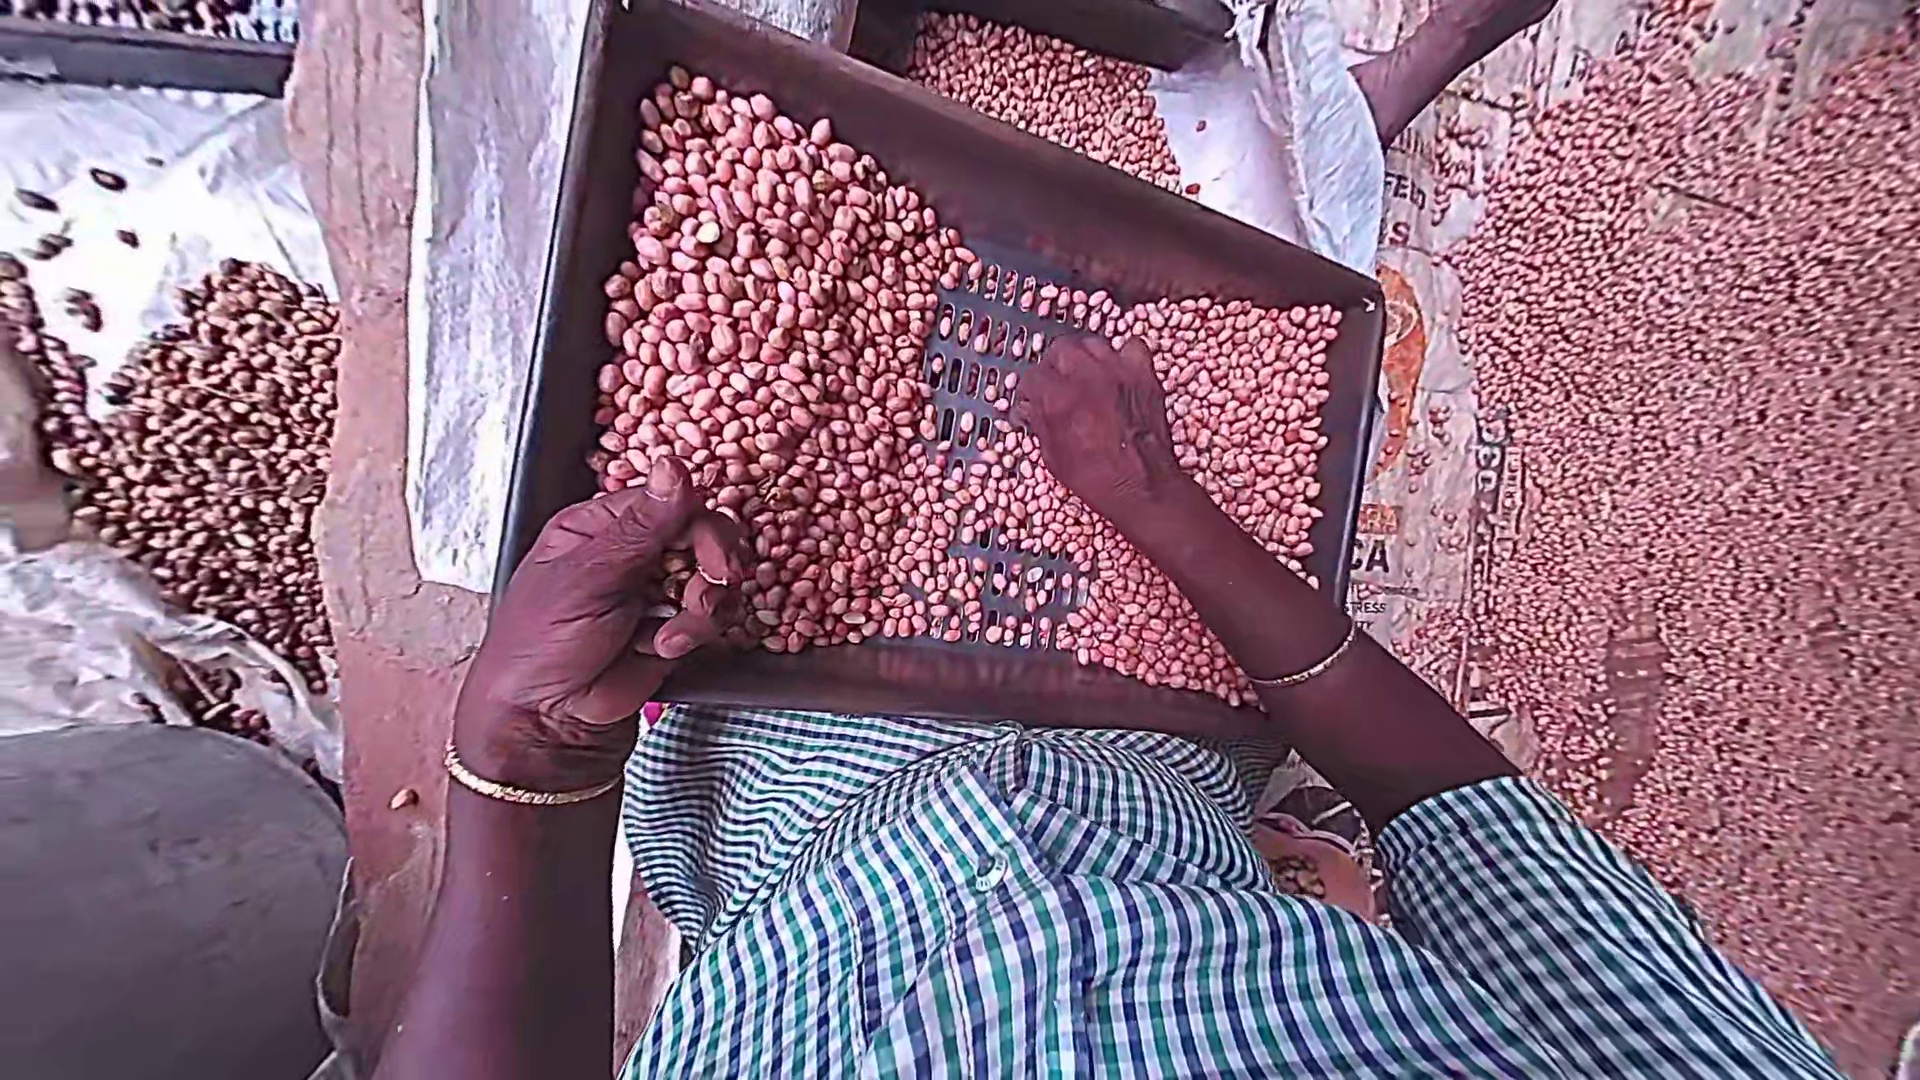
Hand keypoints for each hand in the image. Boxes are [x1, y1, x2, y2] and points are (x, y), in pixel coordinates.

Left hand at [454, 457, 743, 790]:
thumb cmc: (542, 644)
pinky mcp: (680, 621)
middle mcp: (639, 550)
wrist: (549, 721)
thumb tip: (674, 465)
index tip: (716, 560)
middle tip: (704, 595)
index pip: (674, 503)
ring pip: (717, 575)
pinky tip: (665, 647)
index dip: (702, 529)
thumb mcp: (587, 578)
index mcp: (605, 525)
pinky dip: (699, 631)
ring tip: (671, 634)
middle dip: (713, 569)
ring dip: (704, 608)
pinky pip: (716, 611)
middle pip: (707, 535)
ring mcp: (662, 586)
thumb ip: (641, 526)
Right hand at [1016, 335, 1184, 524]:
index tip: (1031, 399)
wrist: (1141, 485)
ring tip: (1083, 376)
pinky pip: (1131, 347)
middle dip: (1055, 366)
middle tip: (1055, 384)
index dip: (1030, 390)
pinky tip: (1116, 373)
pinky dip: (1122, 356)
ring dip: (1084, 358)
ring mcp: (1118, 372)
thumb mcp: (1054, 456)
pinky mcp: (1143, 375)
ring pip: (1092, 343)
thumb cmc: (1098, 478)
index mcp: (1058, 398)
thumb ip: (1040, 424)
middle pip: (1061, 350)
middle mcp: (1087, 377)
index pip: (1033, 376)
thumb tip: (1032, 410)